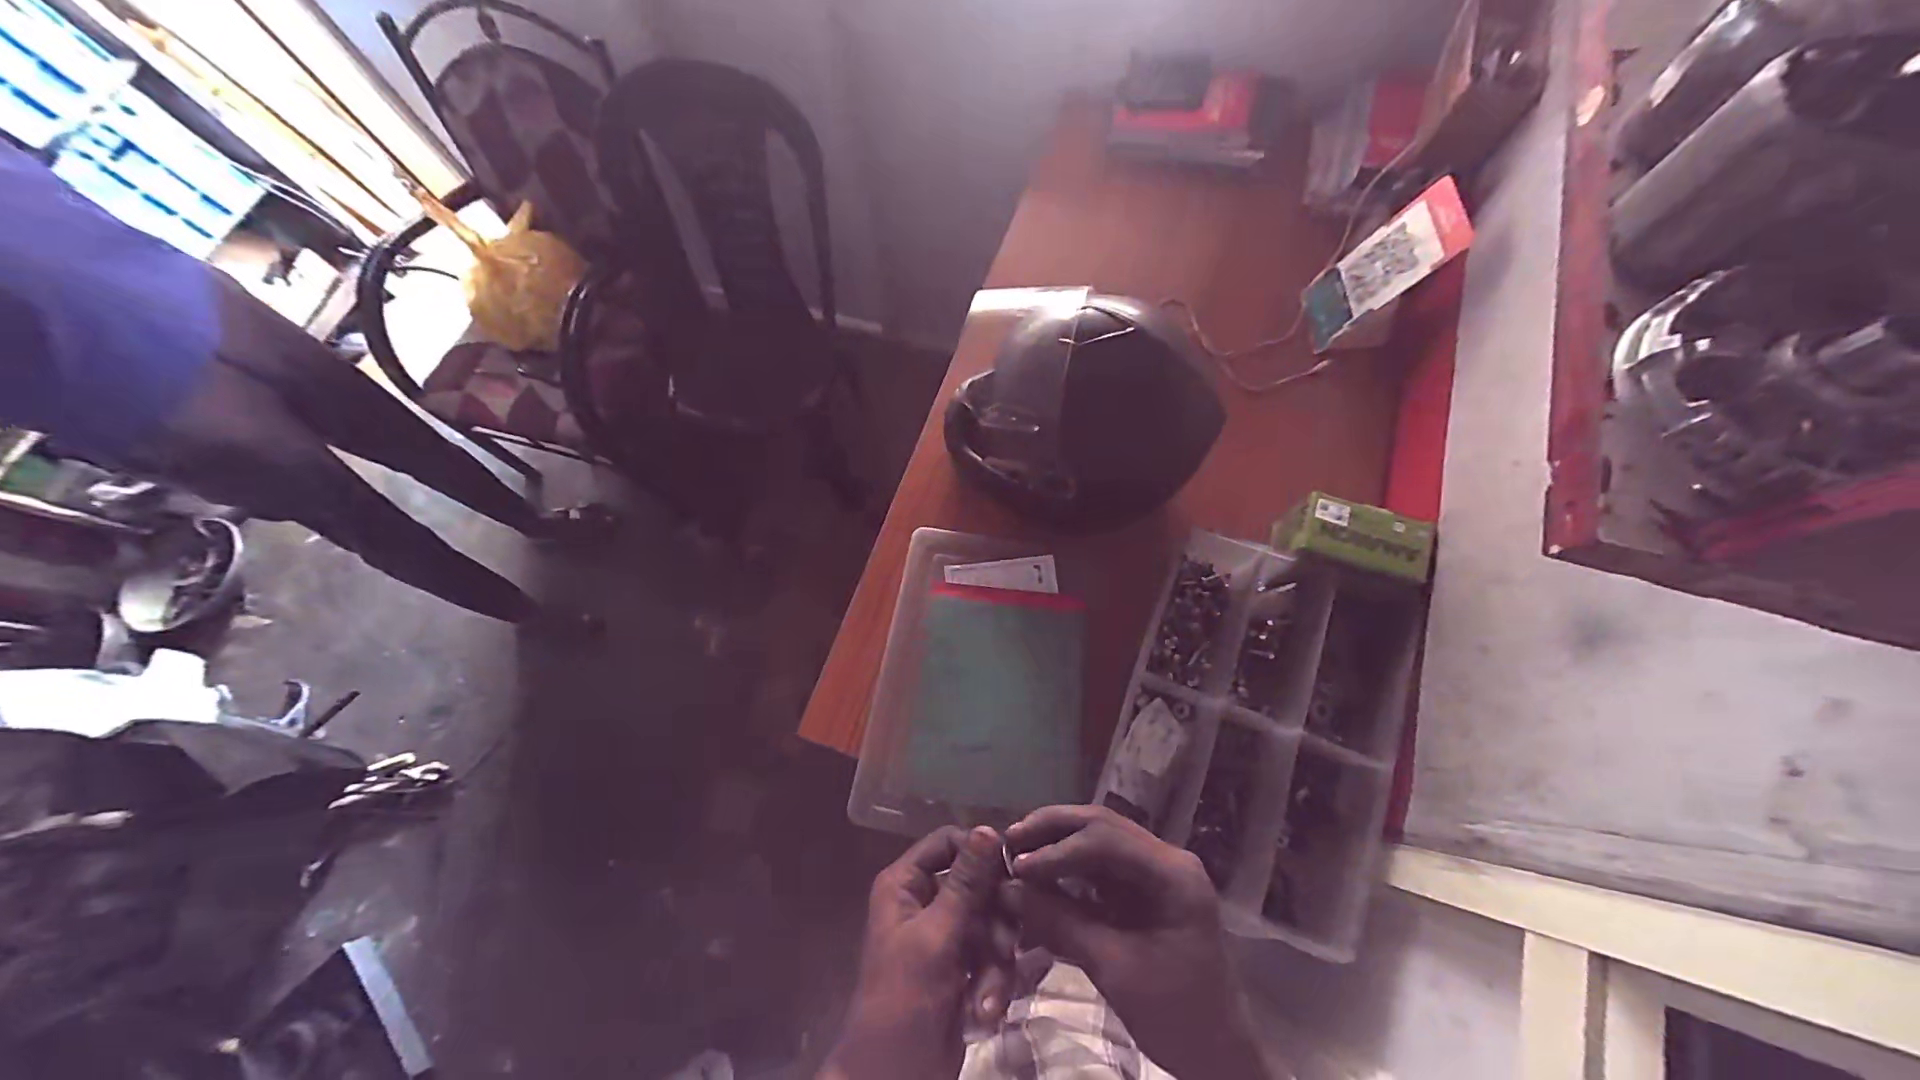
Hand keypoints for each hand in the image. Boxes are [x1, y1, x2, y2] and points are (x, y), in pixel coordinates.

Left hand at [822, 825, 1012, 1079]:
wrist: (893, 1077)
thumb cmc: (903, 999)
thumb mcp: (937, 937)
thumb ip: (967, 883)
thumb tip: (989, 829)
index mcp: (906, 884)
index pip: (948, 841)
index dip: (979, 851)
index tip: (1010, 870)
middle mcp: (925, 902)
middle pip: (977, 883)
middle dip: (994, 919)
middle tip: (1002, 943)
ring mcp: (945, 936)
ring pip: (990, 922)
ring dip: (995, 960)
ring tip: (987, 995)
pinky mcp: (962, 968)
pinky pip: (991, 956)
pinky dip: (992, 983)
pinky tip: (983, 1012)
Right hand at [1003, 805, 1268, 1079]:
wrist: (1218, 1057)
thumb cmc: (1176, 1015)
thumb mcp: (1114, 969)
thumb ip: (1061, 922)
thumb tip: (1007, 889)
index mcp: (1172, 873)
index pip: (1106, 839)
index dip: (1057, 849)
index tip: (1017, 866)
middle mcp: (1166, 860)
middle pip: (1102, 826)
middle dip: (1053, 830)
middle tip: (1010, 839)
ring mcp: (1155, 873)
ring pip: (1098, 840)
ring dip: (1057, 843)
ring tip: (1018, 850)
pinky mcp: (1143, 891)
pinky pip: (1101, 866)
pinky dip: (1068, 868)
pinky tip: (1040, 874)